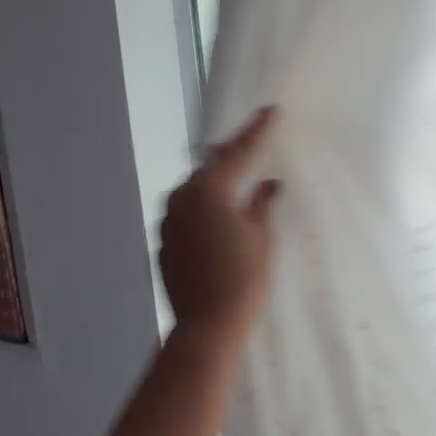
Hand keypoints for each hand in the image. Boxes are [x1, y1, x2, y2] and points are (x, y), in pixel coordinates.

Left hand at [158, 107, 281, 341]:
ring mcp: (168, 221)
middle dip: (231, 155)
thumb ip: (262, 204)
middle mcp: (183, 198)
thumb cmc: (244, 278)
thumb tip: (269, 184)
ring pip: (194, 189)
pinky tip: (219, 217)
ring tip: (236, 179)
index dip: (257, 131)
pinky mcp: (165, 243)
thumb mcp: (262, 238)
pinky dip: (204, 207)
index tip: (271, 110)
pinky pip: (186, 213)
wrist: (207, 324)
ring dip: (215, 182)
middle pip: (210, 167)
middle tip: (251, 143)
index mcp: (210, 191)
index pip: (239, 153)